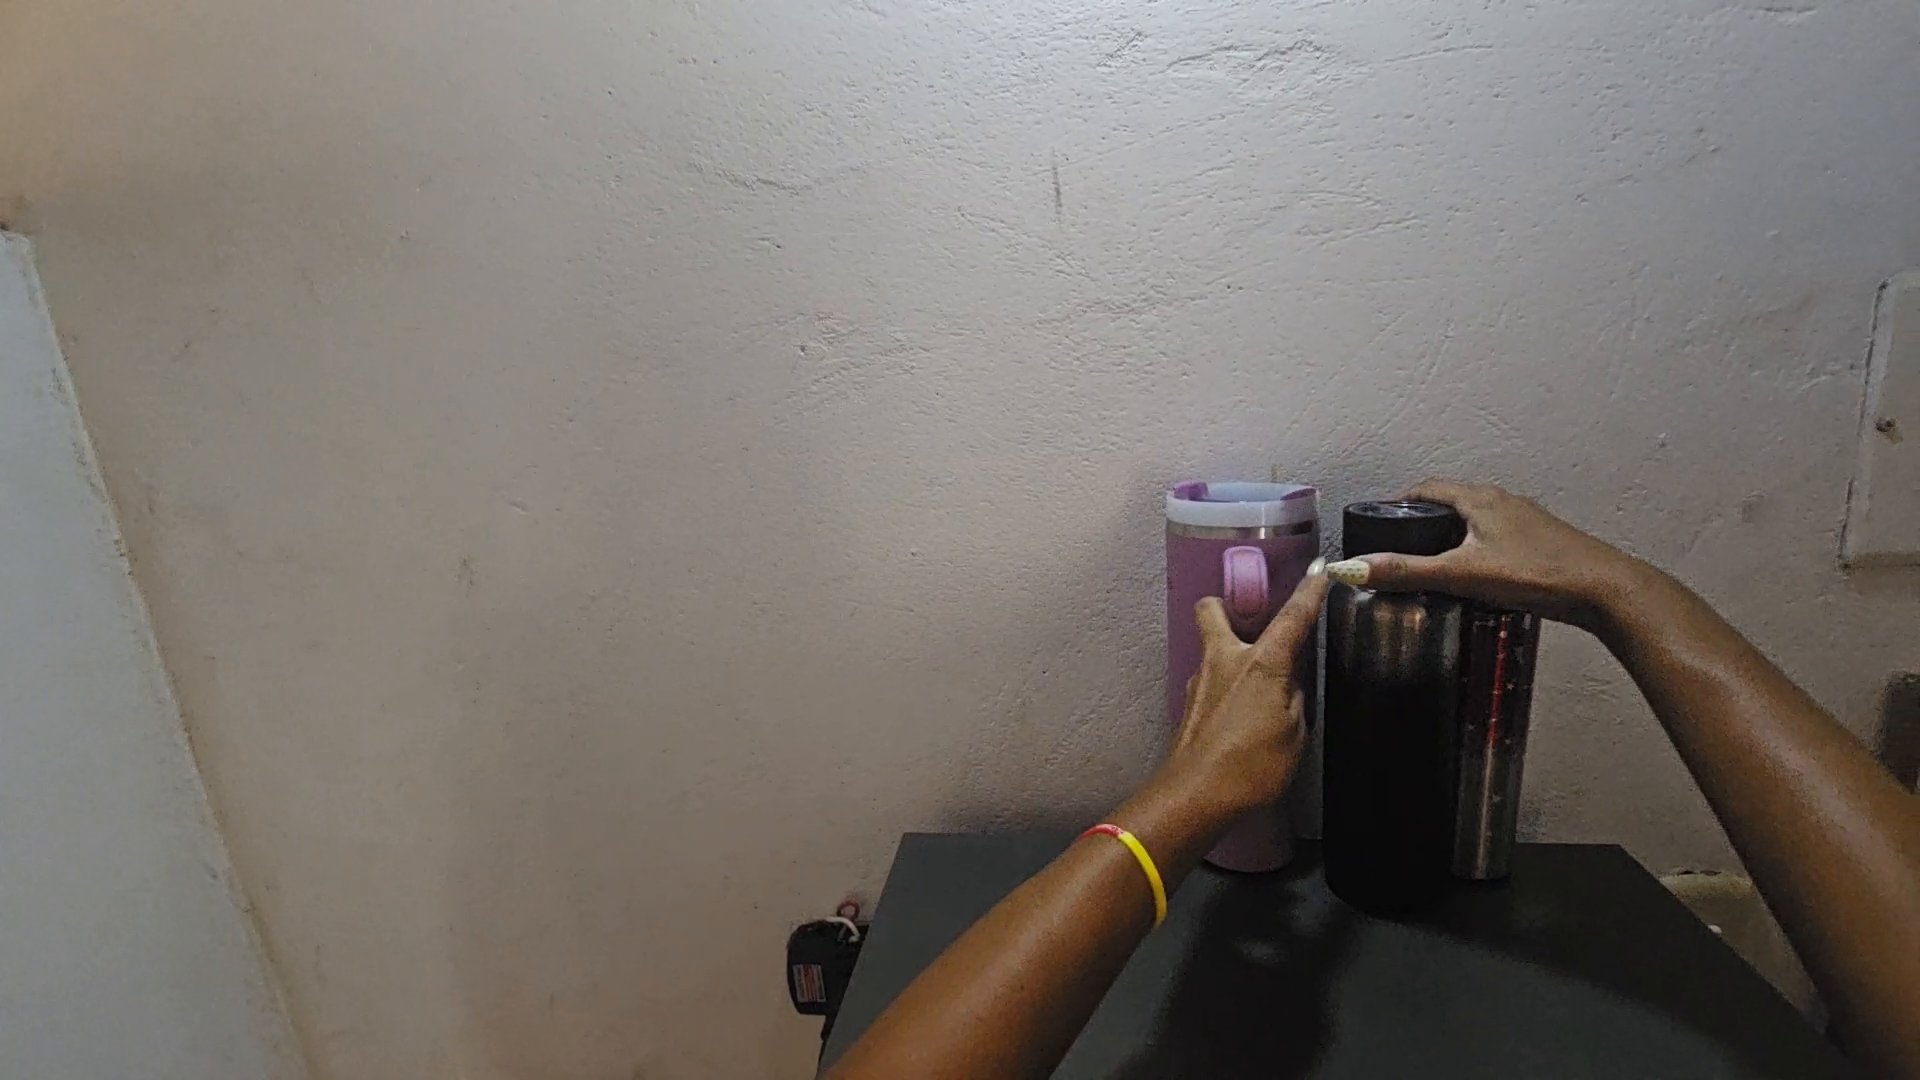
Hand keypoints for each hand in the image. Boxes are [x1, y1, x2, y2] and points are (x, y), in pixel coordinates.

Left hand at [1165, 562, 1329, 816]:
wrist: (1197, 793)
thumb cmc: (1254, 766)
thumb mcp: (1294, 732)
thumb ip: (1291, 698)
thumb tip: (1285, 685)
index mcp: (1260, 663)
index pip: (1291, 619)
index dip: (1308, 594)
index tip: (1319, 570)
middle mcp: (1223, 660)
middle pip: (1212, 609)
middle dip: (1228, 606)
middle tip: (1250, 622)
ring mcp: (1199, 678)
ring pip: (1211, 647)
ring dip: (1231, 654)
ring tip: (1256, 686)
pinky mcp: (1188, 701)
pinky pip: (1210, 679)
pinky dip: (1225, 685)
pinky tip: (1239, 715)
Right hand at [1325, 479, 1643, 627]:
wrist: (1609, 593)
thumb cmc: (1537, 573)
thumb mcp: (1461, 574)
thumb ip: (1405, 572)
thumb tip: (1350, 569)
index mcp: (1481, 499)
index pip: (1427, 487)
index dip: (1398, 499)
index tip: (1377, 517)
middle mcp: (1504, 501)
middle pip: (1451, 500)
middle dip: (1421, 515)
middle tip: (1397, 539)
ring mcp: (1527, 520)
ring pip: (1476, 517)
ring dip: (1450, 530)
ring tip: (1428, 556)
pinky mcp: (1543, 541)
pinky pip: (1496, 534)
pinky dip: (1475, 544)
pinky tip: (1471, 570)